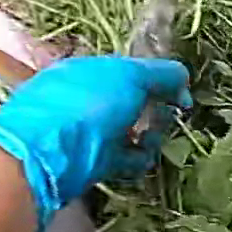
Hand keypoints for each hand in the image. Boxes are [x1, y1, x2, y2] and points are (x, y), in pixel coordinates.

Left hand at [0, 55, 191, 230]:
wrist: (49, 154)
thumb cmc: (87, 105)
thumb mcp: (129, 76)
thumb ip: (160, 73)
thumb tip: (182, 76)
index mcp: (88, 71)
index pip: (133, 73)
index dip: (161, 83)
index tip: (180, 97)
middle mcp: (86, 98)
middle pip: (137, 103)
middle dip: (156, 111)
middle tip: (164, 119)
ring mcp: (88, 130)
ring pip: (135, 130)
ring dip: (151, 136)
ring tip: (150, 141)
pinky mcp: (94, 159)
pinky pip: (128, 156)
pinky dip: (139, 157)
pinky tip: (141, 157)